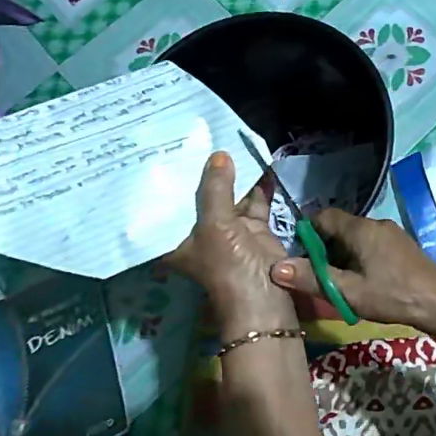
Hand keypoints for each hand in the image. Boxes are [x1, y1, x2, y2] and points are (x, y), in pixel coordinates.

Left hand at [164, 152, 294, 336]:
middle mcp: (200, 233)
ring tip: (238, 143)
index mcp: (176, 239)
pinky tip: (261, 163)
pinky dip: (260, 186)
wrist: (266, 301)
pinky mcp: (255, 231)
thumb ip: (216, 188)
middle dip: (207, 171)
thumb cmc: (228, 266)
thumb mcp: (215, 225)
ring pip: (232, 197)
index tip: (171, 146)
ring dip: (237, 175)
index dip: (172, 177)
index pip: (169, 202)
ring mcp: (230, 232)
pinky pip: (255, 203)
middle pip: (202, 196)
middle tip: (206, 135)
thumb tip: (219, 154)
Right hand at [268, 210, 435, 338]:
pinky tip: (360, 282)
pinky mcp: (402, 246)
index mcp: (361, 229)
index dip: (307, 233)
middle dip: (324, 248)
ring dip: (342, 256)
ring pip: (356, 238)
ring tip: (336, 283)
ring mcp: (392, 233)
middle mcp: (376, 224)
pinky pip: (372, 244)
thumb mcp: (347, 291)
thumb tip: (276, 267)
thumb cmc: (391, 295)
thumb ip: (312, 278)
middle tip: (315, 276)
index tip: (299, 256)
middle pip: (340, 227)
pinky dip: (359, 258)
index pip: (325, 216)